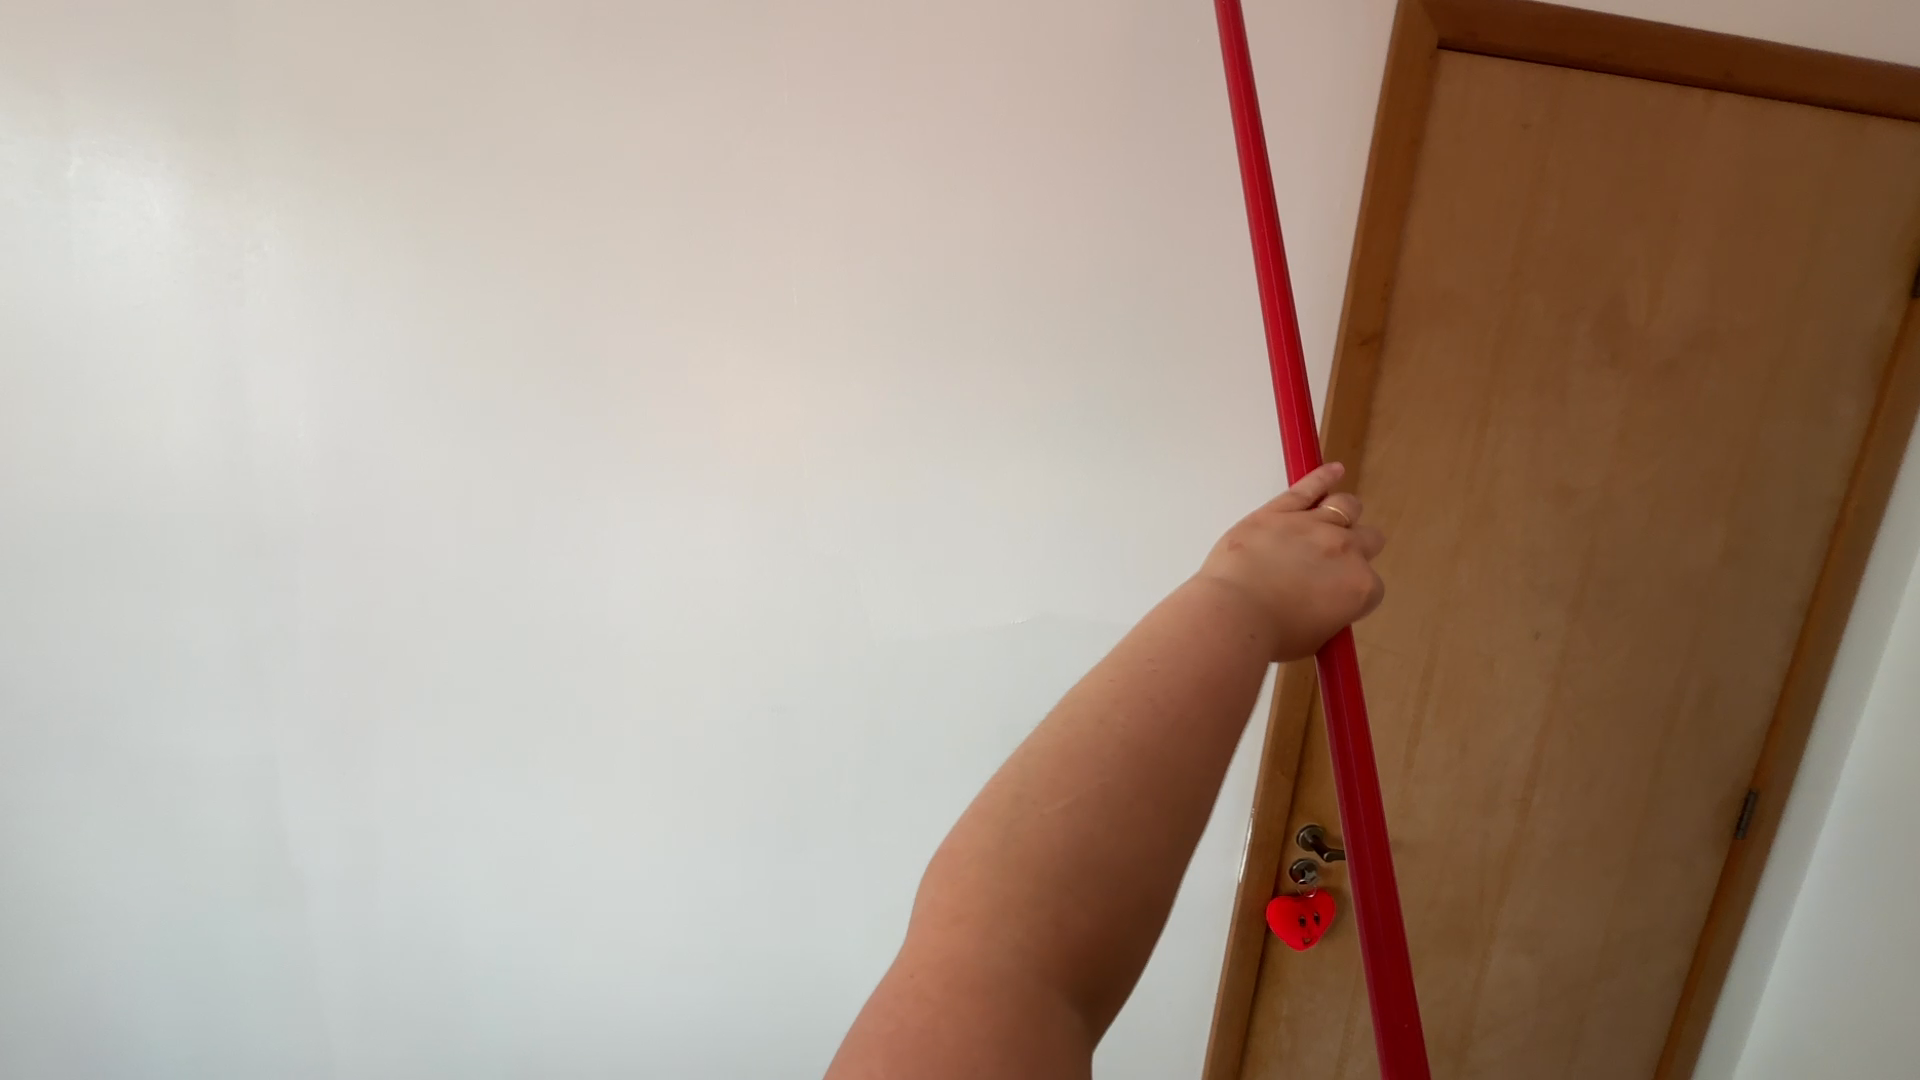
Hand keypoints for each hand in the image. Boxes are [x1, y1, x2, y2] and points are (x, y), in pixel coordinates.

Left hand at [1194, 462, 1385, 661]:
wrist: (1233, 612)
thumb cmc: (1270, 634)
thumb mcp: (1315, 638)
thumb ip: (1330, 615)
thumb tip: (1321, 606)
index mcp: (1361, 587)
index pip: (1369, 582)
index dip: (1348, 588)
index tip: (1329, 595)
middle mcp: (1346, 551)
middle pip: (1366, 538)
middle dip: (1353, 548)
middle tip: (1328, 560)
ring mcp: (1314, 526)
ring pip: (1344, 507)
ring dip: (1340, 513)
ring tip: (1329, 516)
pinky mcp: (1280, 511)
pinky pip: (1308, 488)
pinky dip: (1323, 477)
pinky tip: (1333, 470)